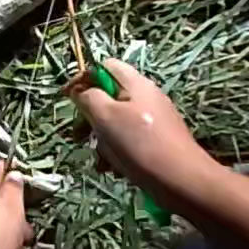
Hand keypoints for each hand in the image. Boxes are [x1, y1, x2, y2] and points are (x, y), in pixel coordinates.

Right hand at [72, 58, 217, 203]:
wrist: (182, 181)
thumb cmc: (140, 146)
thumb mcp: (106, 117)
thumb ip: (88, 98)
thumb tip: (78, 90)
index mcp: (135, 85)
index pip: (103, 67)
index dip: (82, 79)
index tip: (66, 99)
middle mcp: (145, 97)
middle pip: (107, 96)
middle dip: (89, 117)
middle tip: (78, 136)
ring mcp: (152, 118)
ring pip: (114, 121)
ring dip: (101, 139)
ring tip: (101, 159)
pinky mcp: (155, 139)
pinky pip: (127, 138)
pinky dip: (115, 151)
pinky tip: (114, 168)